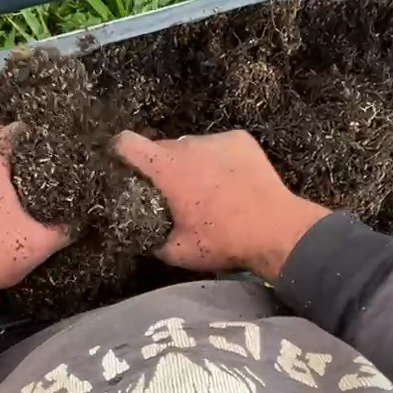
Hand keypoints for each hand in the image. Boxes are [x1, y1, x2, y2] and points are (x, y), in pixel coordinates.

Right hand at [113, 130, 328, 281]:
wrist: (275, 230)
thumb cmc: (222, 242)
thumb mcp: (177, 253)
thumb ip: (152, 240)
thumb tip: (142, 236)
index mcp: (167, 170)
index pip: (127, 143)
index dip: (117, 152)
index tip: (117, 164)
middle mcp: (188, 146)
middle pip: (161, 148)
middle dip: (159, 168)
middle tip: (170, 195)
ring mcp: (216, 139)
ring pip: (189, 148)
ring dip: (188, 164)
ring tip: (204, 192)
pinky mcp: (240, 139)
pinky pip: (216, 146)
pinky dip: (215, 161)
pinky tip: (227, 183)